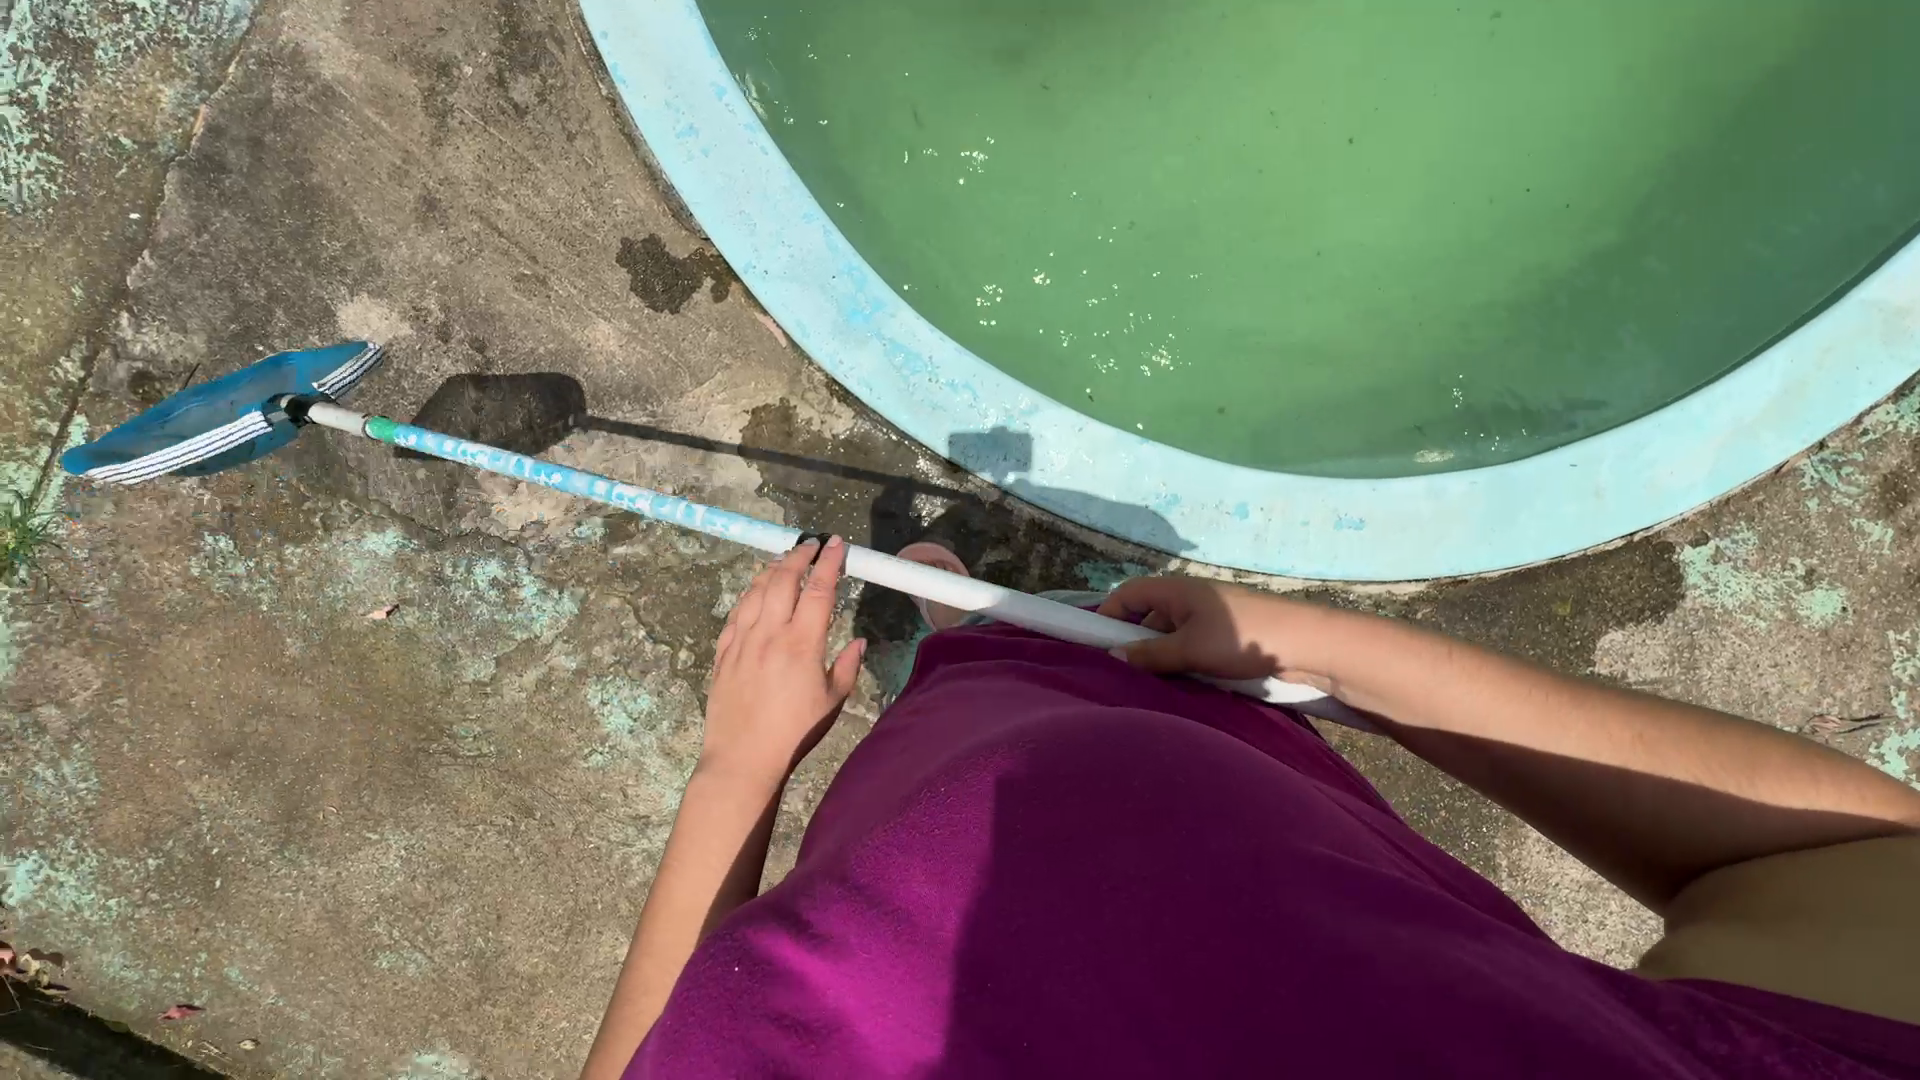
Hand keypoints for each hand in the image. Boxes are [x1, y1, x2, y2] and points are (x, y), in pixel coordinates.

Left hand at [701, 536, 865, 786]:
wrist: (743, 758)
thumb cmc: (795, 732)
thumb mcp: (833, 701)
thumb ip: (847, 666)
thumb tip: (859, 641)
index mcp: (802, 643)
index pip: (819, 589)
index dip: (830, 562)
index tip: (837, 544)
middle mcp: (770, 633)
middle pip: (784, 579)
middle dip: (799, 555)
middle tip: (811, 544)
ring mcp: (742, 640)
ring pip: (756, 590)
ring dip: (773, 568)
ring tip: (785, 559)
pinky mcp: (723, 652)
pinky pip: (736, 612)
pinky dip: (750, 593)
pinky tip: (756, 590)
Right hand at [1096, 576, 1342, 691]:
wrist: (1310, 645)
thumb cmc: (1244, 639)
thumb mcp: (1189, 650)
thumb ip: (1149, 654)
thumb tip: (1112, 657)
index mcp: (1176, 589)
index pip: (1127, 594)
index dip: (1108, 614)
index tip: (1096, 645)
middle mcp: (1189, 597)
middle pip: (1146, 615)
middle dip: (1133, 641)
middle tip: (1126, 672)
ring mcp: (1209, 616)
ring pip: (1169, 633)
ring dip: (1159, 655)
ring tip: (1153, 683)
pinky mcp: (1227, 634)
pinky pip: (1190, 643)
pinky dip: (1181, 660)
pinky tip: (1182, 682)